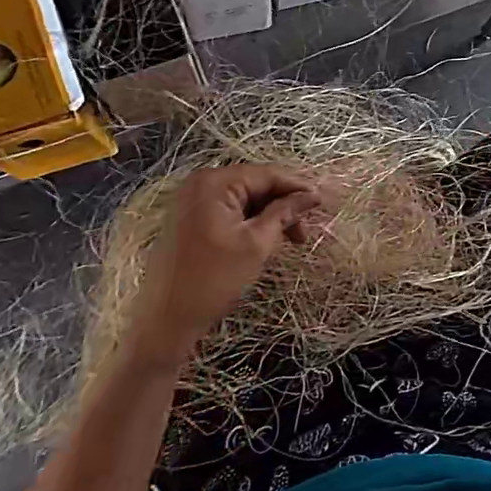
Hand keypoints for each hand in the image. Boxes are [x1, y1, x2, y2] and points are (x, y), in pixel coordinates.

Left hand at [128, 165, 324, 365]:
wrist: (166, 317)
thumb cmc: (214, 279)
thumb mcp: (256, 244)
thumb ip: (284, 213)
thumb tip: (311, 196)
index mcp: (214, 182)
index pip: (266, 174)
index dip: (298, 187)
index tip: (324, 202)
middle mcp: (200, 182)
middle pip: (253, 184)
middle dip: (283, 204)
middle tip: (305, 233)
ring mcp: (191, 200)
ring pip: (242, 199)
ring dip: (268, 215)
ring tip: (290, 240)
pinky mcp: (188, 218)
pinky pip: (227, 210)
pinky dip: (249, 222)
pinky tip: (265, 239)